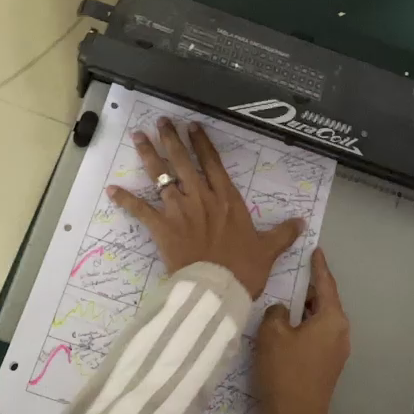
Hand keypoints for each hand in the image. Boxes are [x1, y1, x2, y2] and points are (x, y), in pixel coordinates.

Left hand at [107, 117, 303, 299]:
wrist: (218, 291)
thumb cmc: (244, 269)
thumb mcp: (269, 250)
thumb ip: (283, 233)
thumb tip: (303, 222)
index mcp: (226, 199)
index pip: (212, 162)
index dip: (202, 143)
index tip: (192, 126)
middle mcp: (201, 198)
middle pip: (184, 161)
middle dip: (172, 139)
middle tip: (162, 122)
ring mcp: (180, 210)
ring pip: (162, 177)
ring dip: (149, 156)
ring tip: (139, 137)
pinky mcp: (162, 228)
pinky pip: (140, 210)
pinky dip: (125, 200)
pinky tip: (111, 189)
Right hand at [256, 248, 349, 413]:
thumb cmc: (285, 373)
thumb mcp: (273, 334)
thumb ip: (277, 311)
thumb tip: (283, 311)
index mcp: (332, 319)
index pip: (326, 283)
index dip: (318, 265)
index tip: (316, 249)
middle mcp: (340, 332)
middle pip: (324, 300)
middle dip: (309, 287)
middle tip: (292, 270)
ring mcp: (336, 351)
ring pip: (319, 319)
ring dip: (304, 308)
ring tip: (284, 296)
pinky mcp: (327, 366)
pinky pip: (316, 334)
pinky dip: (303, 325)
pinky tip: (285, 326)